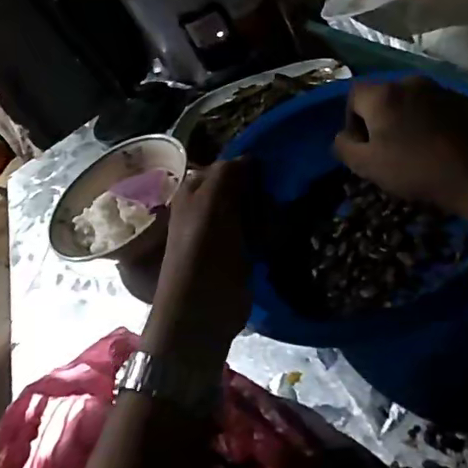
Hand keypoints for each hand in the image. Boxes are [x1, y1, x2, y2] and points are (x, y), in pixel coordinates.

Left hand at [143, 158, 252, 369]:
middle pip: (244, 188)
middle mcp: (206, 207)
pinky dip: (269, 235)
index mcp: (194, 190)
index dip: (247, 169)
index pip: (227, 166)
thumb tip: (250, 158)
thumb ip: (228, 173)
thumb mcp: (212, 202)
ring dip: (267, 216)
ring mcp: (223, 232)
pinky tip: (273, 242)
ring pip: (255, 210)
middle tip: (267, 208)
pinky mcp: (239, 253)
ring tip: (271, 227)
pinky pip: (260, 233)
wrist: (202, 309)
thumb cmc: (203, 250)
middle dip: (260, 195)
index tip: (269, 177)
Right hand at [332, 77, 467, 215]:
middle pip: (383, 96)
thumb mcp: (368, 166)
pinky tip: (440, 146)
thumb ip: (344, 146)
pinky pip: (435, 107)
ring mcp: (441, 89)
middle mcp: (410, 82)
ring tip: (415, 148)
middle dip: (380, 120)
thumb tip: (343, 136)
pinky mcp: (465, 100)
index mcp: (383, 94)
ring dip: (406, 120)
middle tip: (388, 150)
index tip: (364, 147)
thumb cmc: (417, 170)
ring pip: (411, 101)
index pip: (353, 96)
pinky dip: (430, 121)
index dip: (352, 121)